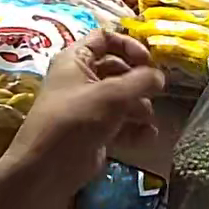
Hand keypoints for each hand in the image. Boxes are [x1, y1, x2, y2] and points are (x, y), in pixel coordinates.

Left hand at [0, 31, 164, 208]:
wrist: (47, 170)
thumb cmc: (75, 120)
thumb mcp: (111, 94)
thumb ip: (141, 80)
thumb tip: (160, 77)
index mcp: (76, 59)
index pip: (105, 38)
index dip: (128, 45)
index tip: (148, 60)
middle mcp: (81, 79)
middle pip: (118, 69)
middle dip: (138, 81)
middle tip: (156, 91)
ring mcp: (88, 107)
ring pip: (122, 98)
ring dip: (140, 107)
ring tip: (147, 119)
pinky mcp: (95, 132)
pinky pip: (121, 123)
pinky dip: (134, 129)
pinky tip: (146, 137)